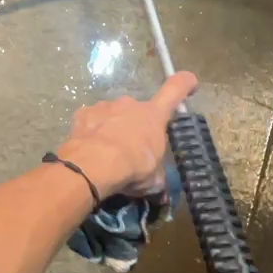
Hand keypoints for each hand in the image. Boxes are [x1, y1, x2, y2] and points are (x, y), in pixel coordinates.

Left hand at [55, 72, 197, 198]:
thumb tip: (160, 191)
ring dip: (113, 129)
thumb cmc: (132, 167)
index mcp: (153, 116)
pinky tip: (90, 148)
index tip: (189, 81)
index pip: (175, 90)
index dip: (184, 84)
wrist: (93, 164)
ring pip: (113, 115)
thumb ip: (158, 178)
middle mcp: (130, 104)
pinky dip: (92, 131)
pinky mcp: (83, 113)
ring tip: (107, 153)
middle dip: (136, 127)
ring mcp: (105, 106)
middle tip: (131, 150)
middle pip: (138, 111)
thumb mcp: (153, 180)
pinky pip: (92, 121)